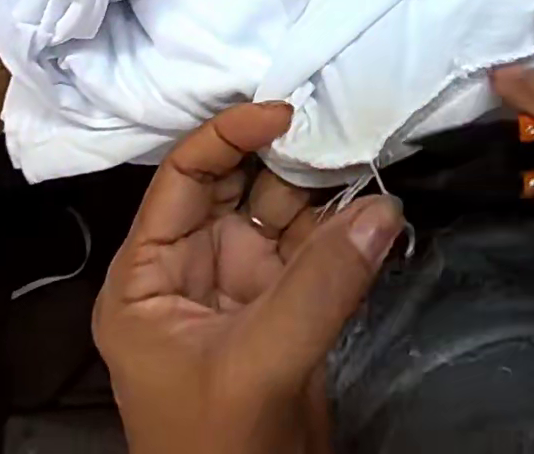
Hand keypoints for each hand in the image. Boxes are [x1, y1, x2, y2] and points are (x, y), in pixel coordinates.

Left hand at [92, 103, 406, 453]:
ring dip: (321, 183)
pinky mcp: (286, 295)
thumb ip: (321, 283)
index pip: (183, 176)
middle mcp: (193, 263)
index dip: (229, 135)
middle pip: (237, 182)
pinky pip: (315, 238)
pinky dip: (343, 220)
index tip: (284, 113)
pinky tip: (373, 203)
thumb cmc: (220, 451)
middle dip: (284, 154)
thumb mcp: (258, 364)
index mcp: (150, 273)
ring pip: (281, 206)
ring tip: (363, 156)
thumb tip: (384, 205)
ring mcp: (243, 277)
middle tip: (336, 127)